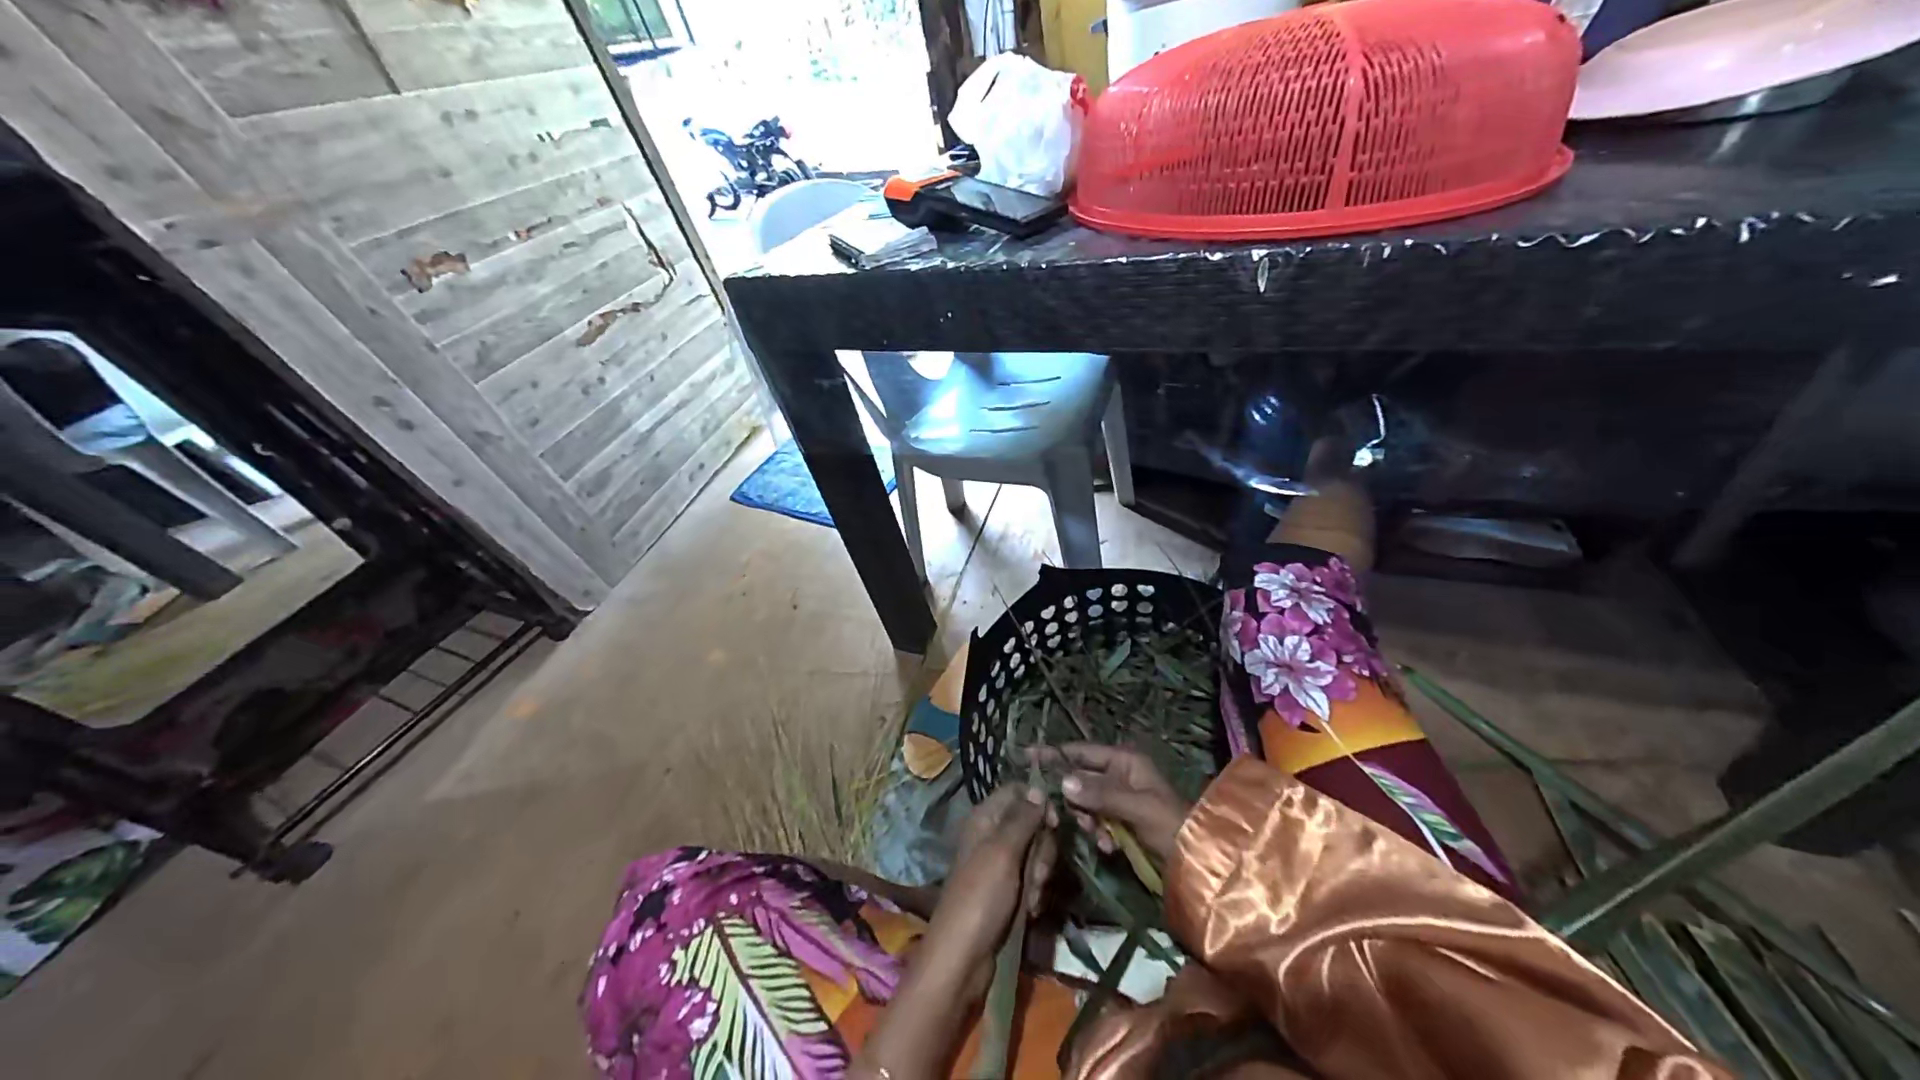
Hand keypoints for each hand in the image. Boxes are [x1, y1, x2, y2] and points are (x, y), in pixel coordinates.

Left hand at [919, 784, 1056, 992]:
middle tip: (1036, 872)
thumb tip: (1039, 787)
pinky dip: (1036, 892)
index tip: (1053, 822)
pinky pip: (1033, 878)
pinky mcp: (1010, 889)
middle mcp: (993, 835)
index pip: (1018, 791)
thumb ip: (1022, 818)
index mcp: (985, 818)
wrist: (964, 958)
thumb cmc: (980, 898)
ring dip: (1041, 873)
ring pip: (1037, 852)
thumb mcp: (1002, 852)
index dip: (1039, 802)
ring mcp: (1002, 864)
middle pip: (1033, 823)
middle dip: (1043, 848)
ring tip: (1032, 897)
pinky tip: (1032, 909)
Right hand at [1034, 743, 1189, 863]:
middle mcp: (1119, 775)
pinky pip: (1097, 823)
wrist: (1196, 863)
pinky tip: (1110, 848)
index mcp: (1124, 761)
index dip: (1053, 754)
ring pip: (1085, 804)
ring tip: (1099, 836)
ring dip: (1087, 821)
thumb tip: (1063, 782)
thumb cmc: (1170, 825)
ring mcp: (1119, 800)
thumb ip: (1100, 794)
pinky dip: (1099, 835)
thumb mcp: (1136, 807)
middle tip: (1065, 816)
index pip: (1080, 752)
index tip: (1025, 756)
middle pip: (1079, 779)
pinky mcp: (1121, 823)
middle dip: (1072, 799)